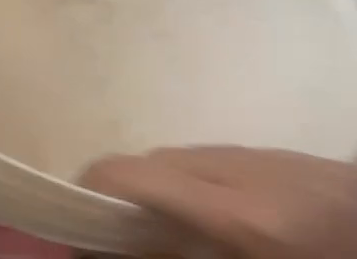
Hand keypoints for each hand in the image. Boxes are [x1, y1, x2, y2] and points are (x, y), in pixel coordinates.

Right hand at [83, 146, 356, 257]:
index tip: (73, 232)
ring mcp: (260, 157)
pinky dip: (196, 188)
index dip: (82, 195)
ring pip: (174, 159)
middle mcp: (237, 171)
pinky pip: (211, 162)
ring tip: (178, 235)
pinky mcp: (279, 155)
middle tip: (124, 242)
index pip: (118, 173)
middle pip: (141, 165)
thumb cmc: (334, 256)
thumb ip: (181, 254)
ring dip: (160, 193)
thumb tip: (105, 246)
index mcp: (239, 215)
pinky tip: (227, 223)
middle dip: (122, 201)